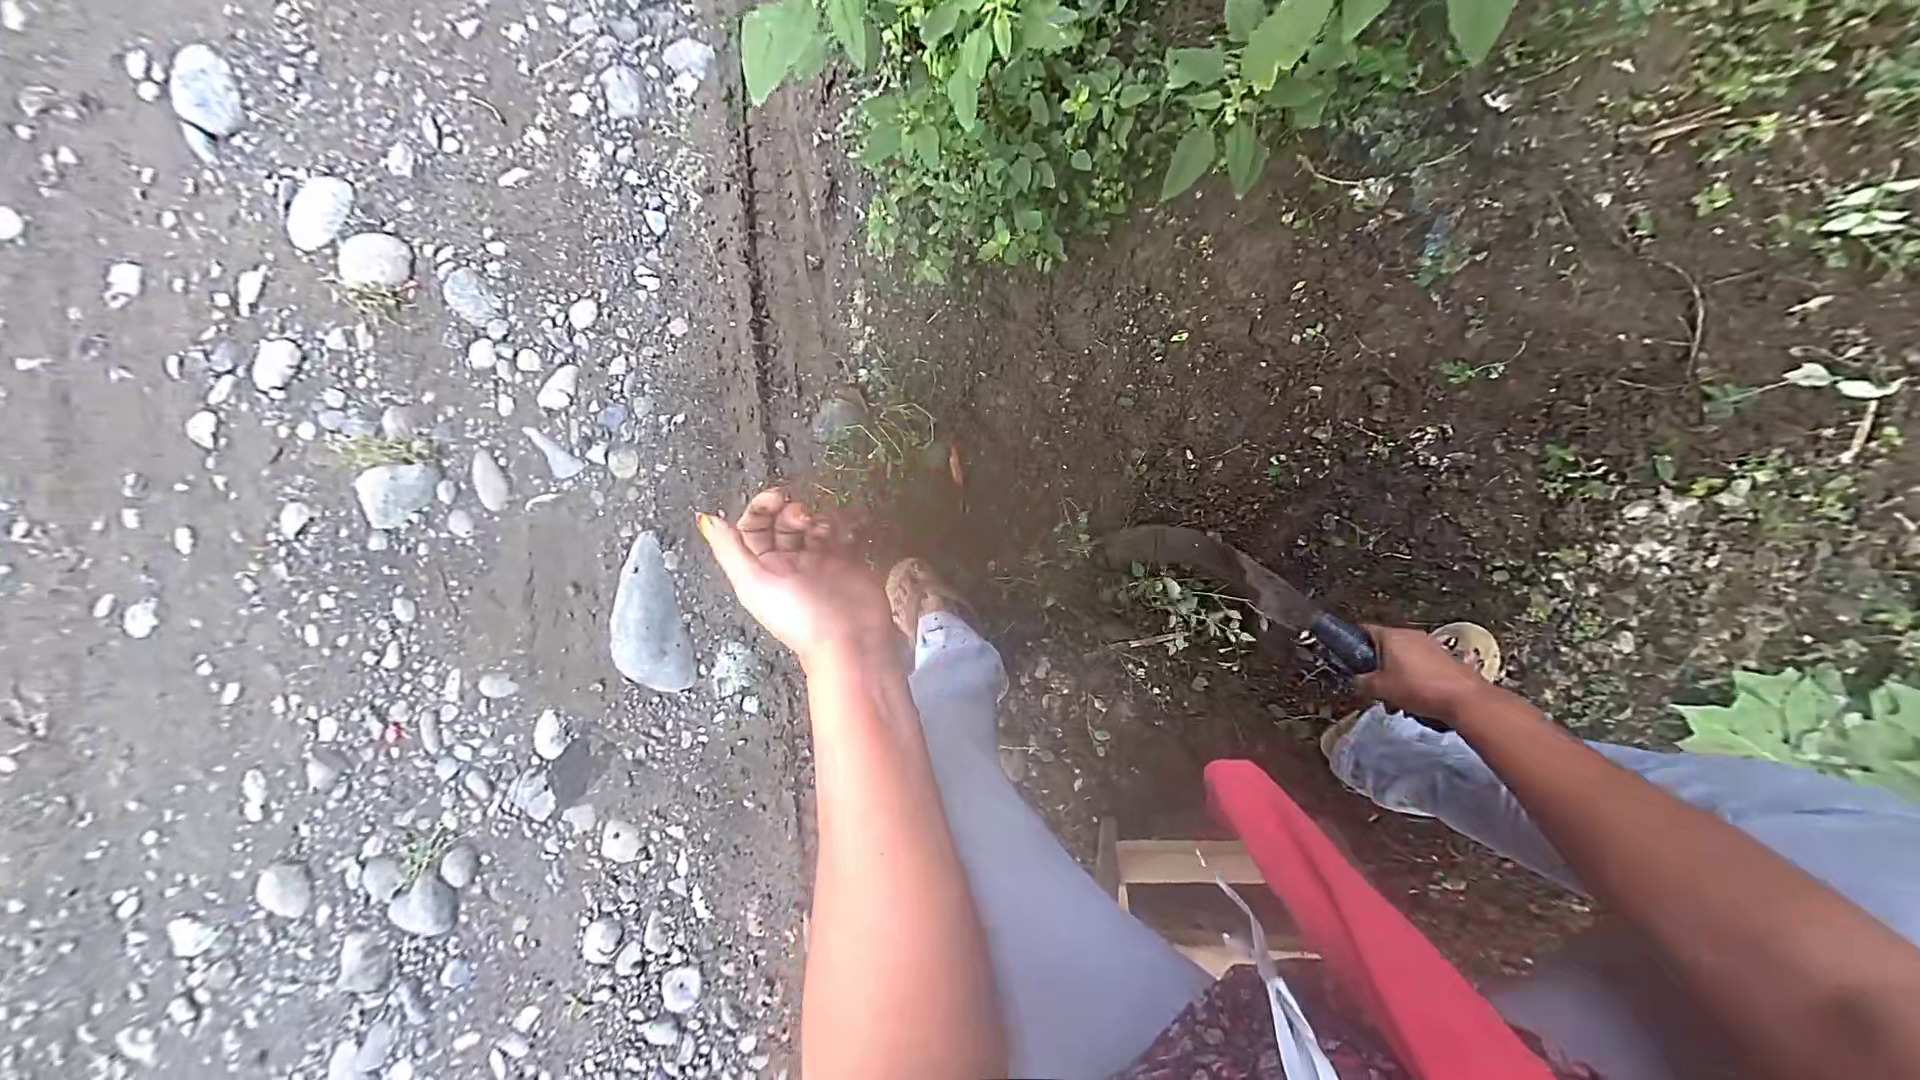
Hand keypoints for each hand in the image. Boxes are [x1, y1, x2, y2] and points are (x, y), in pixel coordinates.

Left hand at [698, 489, 898, 671]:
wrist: (849, 640)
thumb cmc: (800, 620)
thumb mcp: (753, 583)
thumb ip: (728, 549)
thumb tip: (707, 520)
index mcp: (761, 570)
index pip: (753, 528)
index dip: (760, 509)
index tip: (774, 497)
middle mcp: (788, 565)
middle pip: (782, 524)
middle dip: (789, 512)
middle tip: (799, 513)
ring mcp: (819, 563)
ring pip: (811, 527)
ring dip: (814, 518)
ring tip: (818, 525)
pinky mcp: (846, 564)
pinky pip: (840, 536)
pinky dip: (839, 527)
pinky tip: (838, 531)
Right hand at [1355, 625, 1498, 722]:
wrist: (1466, 701)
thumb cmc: (1418, 688)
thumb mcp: (1379, 689)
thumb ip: (1361, 682)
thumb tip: (1358, 681)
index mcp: (1391, 635)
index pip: (1364, 630)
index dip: (1353, 644)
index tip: (1351, 661)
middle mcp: (1411, 635)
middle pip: (1385, 647)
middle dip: (1378, 667)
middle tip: (1376, 686)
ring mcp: (1431, 645)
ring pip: (1404, 658)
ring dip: (1397, 675)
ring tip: (1398, 698)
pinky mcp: (1447, 659)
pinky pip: (1422, 665)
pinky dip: (1415, 678)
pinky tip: (1418, 698)